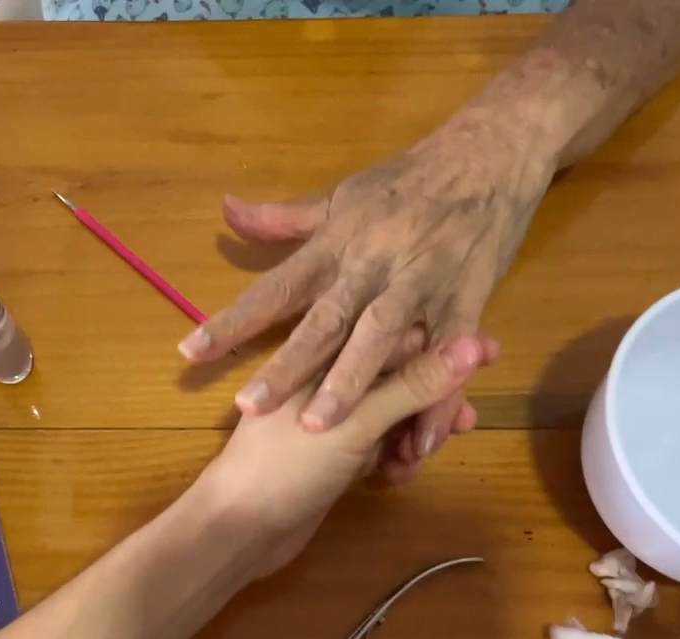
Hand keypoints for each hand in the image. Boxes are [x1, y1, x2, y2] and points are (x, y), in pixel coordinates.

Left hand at [179, 110, 552, 479]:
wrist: (490, 155)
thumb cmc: (405, 183)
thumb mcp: (340, 197)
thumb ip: (283, 218)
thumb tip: (226, 211)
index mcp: (334, 246)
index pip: (273, 288)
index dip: (231, 320)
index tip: (189, 353)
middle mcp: (369, 267)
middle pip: (321, 321)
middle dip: (285, 365)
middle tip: (249, 407)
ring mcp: (418, 284)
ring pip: (379, 338)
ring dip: (350, 384)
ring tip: (319, 428)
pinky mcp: (465, 301)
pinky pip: (448, 357)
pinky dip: (435, 399)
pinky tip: (417, 442)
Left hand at [190, 336, 494, 578]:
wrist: (238, 530)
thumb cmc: (287, 466)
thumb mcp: (354, 422)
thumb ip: (411, 385)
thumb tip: (471, 345)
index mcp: (327, 356)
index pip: (391, 336)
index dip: (441, 346)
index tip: (486, 350)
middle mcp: (329, 381)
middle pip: (396, 375)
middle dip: (437, 392)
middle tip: (473, 409)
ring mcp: (331, 420)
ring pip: (390, 413)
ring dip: (419, 428)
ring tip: (451, 440)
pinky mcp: (333, 456)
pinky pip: (377, 445)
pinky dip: (395, 455)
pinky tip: (408, 471)